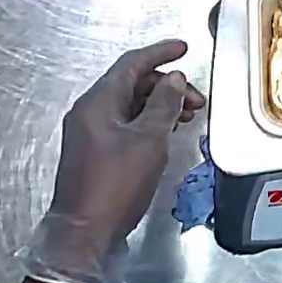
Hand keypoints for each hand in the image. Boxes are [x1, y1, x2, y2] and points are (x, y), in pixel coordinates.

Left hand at [20, 40, 205, 282]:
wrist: (85, 235)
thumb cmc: (117, 184)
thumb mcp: (148, 140)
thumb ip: (164, 104)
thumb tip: (174, 78)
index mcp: (98, 103)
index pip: (131, 64)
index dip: (159, 53)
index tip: (184, 47)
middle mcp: (90, 112)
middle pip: (132, 84)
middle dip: (167, 85)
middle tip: (196, 99)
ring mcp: (91, 132)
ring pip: (131, 104)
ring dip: (161, 104)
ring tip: (188, 116)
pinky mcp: (96, 151)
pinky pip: (126, 122)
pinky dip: (149, 120)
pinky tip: (168, 131)